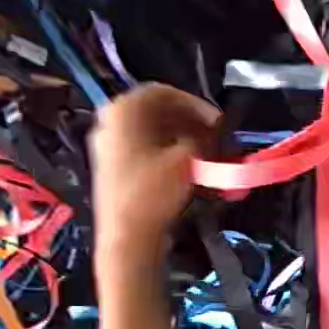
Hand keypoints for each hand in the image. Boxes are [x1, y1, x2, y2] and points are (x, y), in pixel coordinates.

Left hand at [88, 84, 219, 260]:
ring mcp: (109, 144)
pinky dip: (169, 155)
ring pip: (153, 132)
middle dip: (191, 123)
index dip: (197, 105)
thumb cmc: (154, 192)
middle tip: (217, 138)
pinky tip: (189, 170)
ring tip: (208, 156)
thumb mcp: (188, 160)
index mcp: (124, 109)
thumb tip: (214, 134)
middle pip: (157, 112)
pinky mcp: (114, 167)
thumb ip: (203, 139)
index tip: (220, 122)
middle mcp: (111, 120)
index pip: (165, 93)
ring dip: (183, 140)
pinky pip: (146, 150)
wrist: (127, 236)